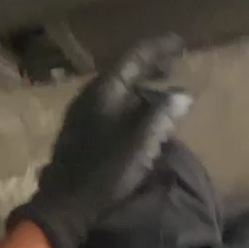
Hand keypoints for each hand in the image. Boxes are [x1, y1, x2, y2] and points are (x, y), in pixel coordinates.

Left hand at [11, 36, 191, 247]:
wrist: (66, 205)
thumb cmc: (105, 170)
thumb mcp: (141, 141)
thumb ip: (163, 113)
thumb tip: (183, 94)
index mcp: (104, 91)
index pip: (134, 57)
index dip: (159, 47)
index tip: (181, 42)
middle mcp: (90, 96)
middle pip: (124, 71)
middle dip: (150, 65)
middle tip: (174, 64)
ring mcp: (82, 115)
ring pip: (117, 90)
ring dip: (141, 86)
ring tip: (163, 91)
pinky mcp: (81, 133)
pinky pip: (111, 106)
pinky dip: (131, 103)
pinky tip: (141, 117)